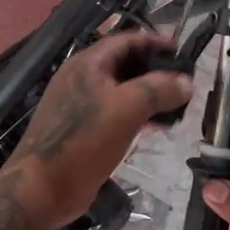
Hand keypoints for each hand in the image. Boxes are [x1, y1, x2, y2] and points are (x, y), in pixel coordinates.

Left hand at [1, 32, 191, 229]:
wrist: (43, 189)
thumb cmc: (83, 141)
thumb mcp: (126, 108)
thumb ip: (158, 89)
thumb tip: (186, 82)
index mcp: (87, 63)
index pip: (127, 40)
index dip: (155, 42)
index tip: (182, 52)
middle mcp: (82, 79)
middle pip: (125, 64)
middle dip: (155, 72)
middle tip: (183, 82)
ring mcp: (79, 105)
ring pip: (122, 91)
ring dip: (149, 96)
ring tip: (177, 106)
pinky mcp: (83, 131)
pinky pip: (115, 113)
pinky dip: (137, 115)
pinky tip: (157, 127)